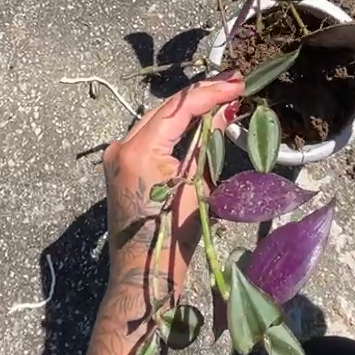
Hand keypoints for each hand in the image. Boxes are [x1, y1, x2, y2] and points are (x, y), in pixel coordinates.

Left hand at [102, 76, 242, 304]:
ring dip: (189, 109)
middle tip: (233, 83)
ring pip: (158, 119)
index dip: (210, 93)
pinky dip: (175, 126)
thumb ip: (208, 141)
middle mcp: (122, 146)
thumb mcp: (198, 183)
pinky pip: (151, 135)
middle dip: (201, 96)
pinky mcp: (120, 164)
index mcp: (139, 150)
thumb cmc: (174, 235)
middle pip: (166, 109)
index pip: (179, 109)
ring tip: (221, 95)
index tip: (236, 83)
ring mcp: (117, 155)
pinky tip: (198, 118)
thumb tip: (225, 109)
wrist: (144, 272)